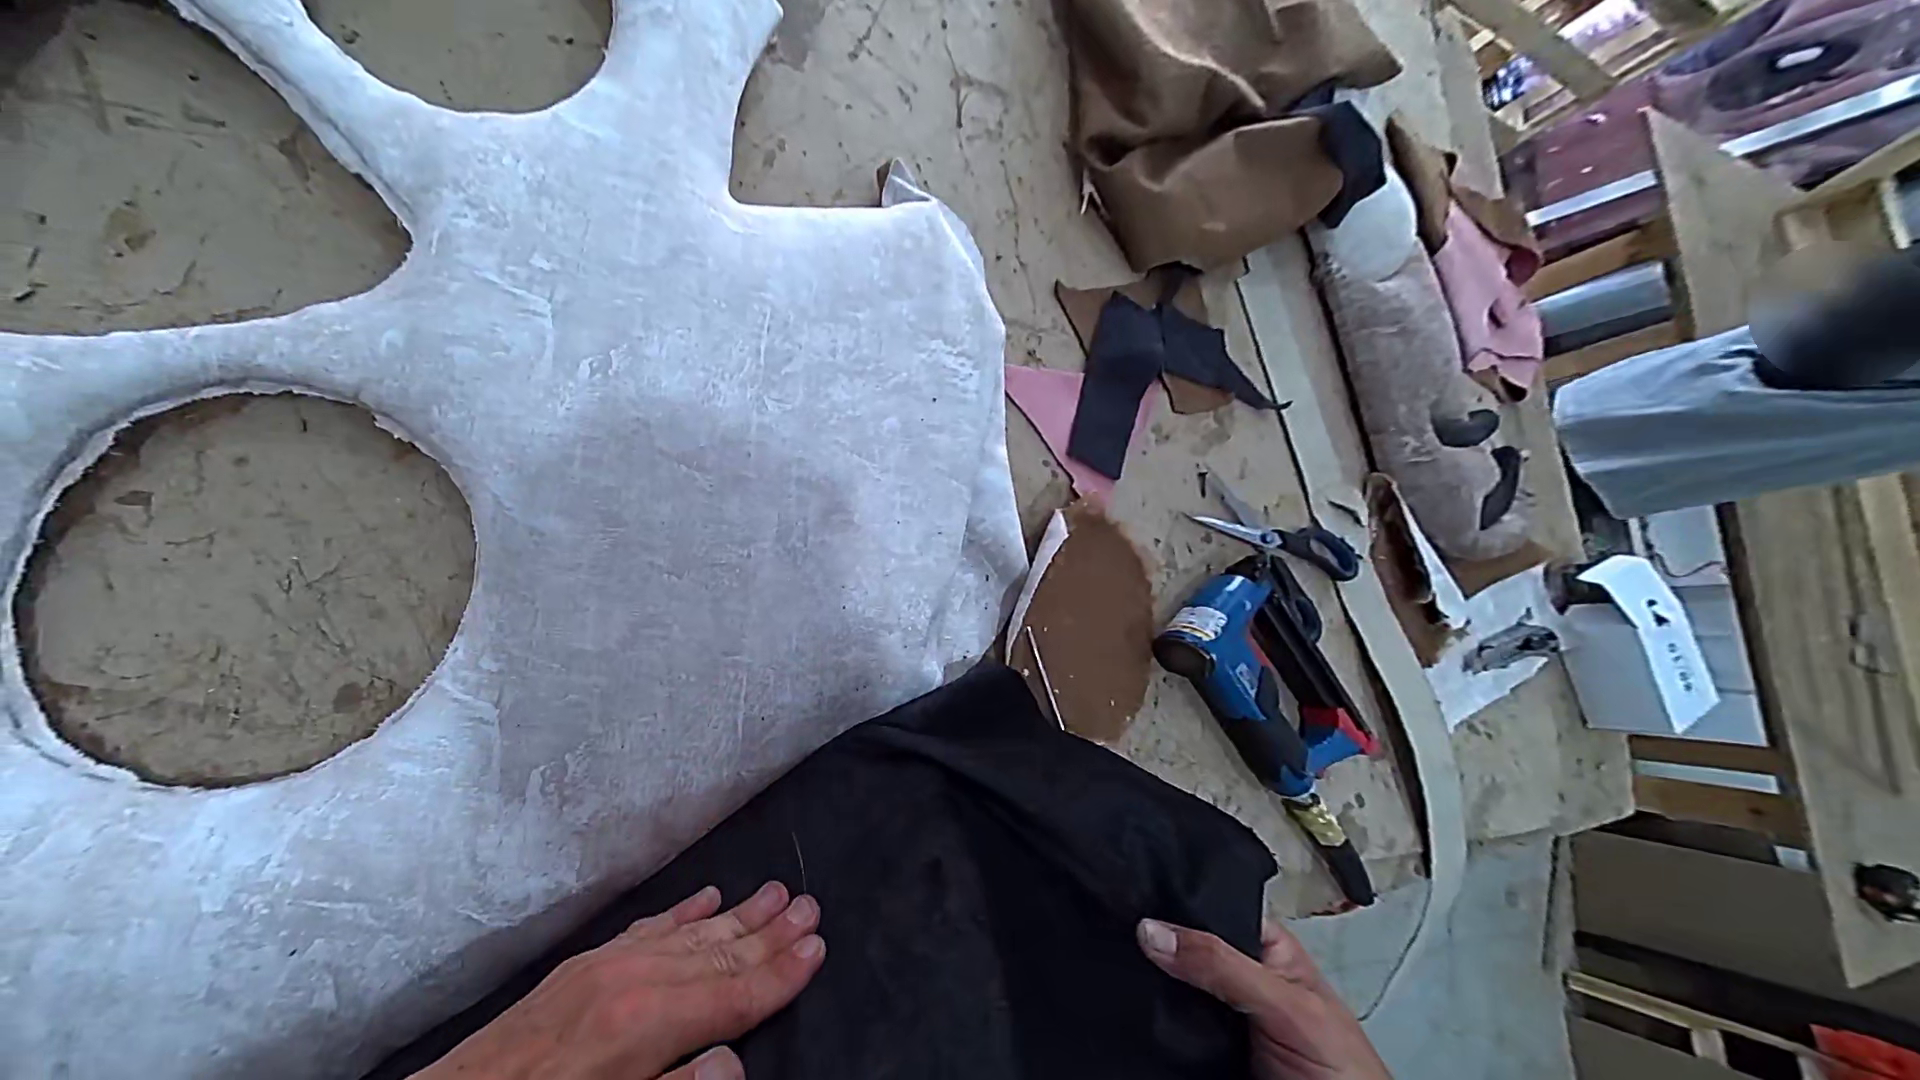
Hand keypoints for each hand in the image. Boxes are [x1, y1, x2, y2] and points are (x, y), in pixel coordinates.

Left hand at [417, 882, 824, 1079]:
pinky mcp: (585, 964)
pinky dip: (685, 911)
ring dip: (741, 913)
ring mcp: (609, 965)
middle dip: (773, 932)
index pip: (735, 993)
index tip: (819, 946)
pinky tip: (709, 897)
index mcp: (648, 1023)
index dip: (782, 972)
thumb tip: (736, 1059)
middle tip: (812, 905)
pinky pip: (649, 926)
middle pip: (722, 952)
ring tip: (778, 891)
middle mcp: (636, 979)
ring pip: (694, 932)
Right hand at [1137, 918, 1389, 1079]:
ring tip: (1112, 953)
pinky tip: (1125, 995)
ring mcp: (1213, 1011)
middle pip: (1180, 942)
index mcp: (1260, 943)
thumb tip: (1151, 929)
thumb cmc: (1342, 1071)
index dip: (1171, 896)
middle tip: (1112, 921)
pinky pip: (1162, 1023)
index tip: (1127, 887)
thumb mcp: (1289, 1006)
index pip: (1207, 903)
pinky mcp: (1197, 1047)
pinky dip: (1145, 1015)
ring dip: (1144, 976)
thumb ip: (1226, 965)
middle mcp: (1232, 971)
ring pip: (1166, 981)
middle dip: (1152, 937)